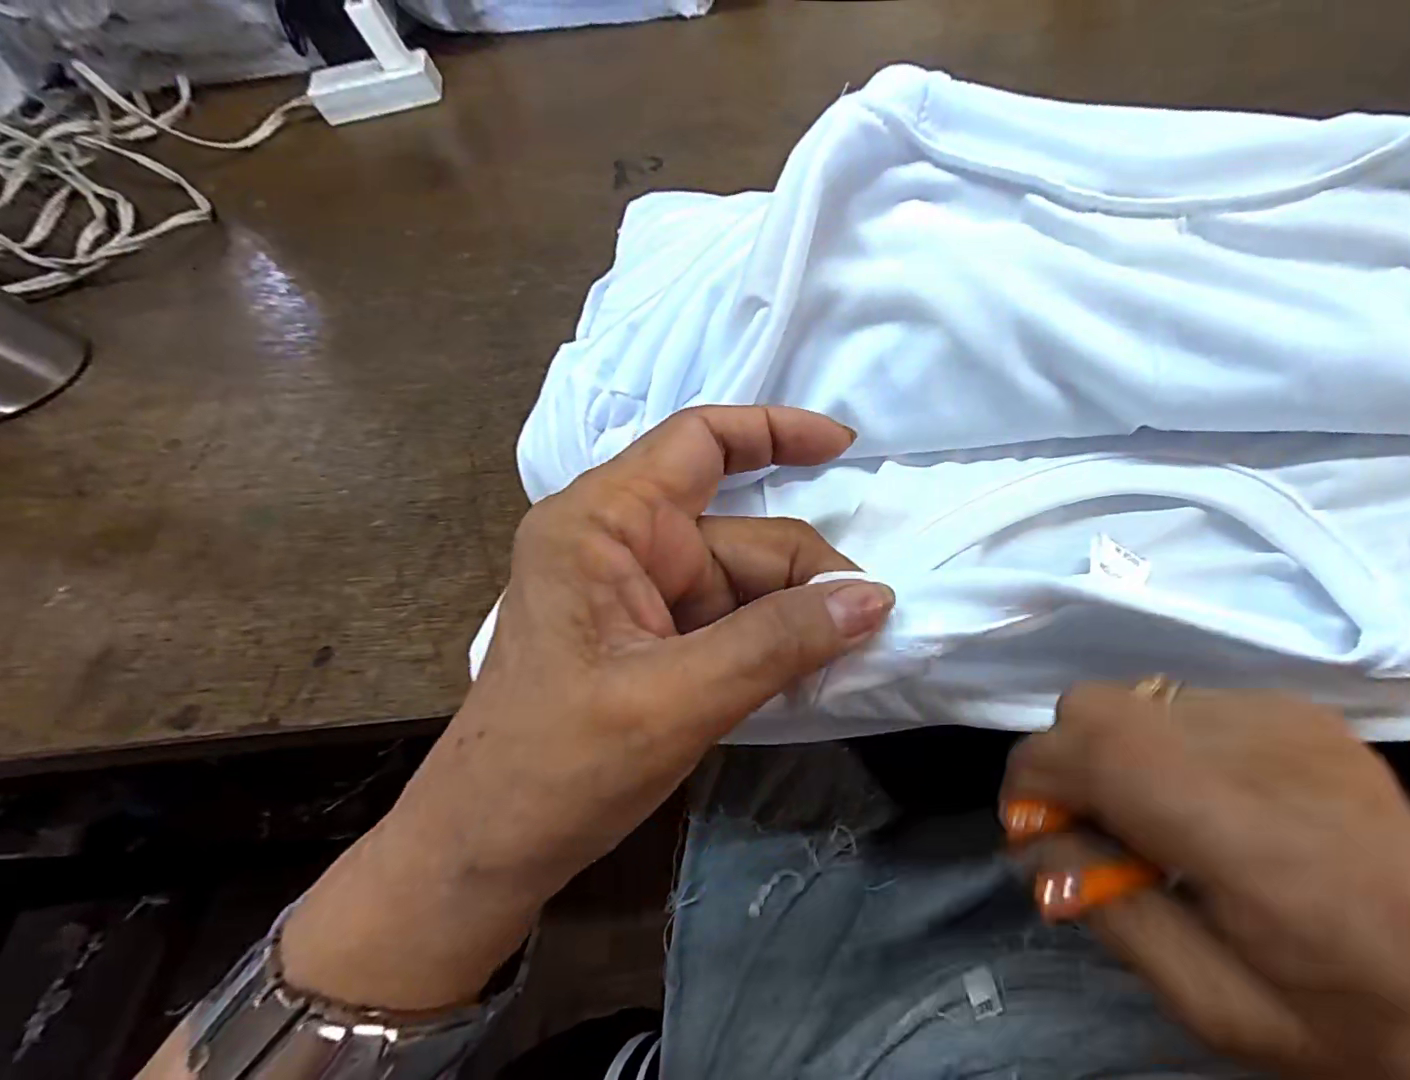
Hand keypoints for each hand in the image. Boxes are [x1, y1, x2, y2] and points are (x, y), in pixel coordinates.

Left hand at [280, 406, 893, 1008]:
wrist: (489, 855)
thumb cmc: (554, 768)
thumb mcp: (676, 699)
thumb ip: (780, 641)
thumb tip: (876, 596)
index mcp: (605, 525)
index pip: (699, 442)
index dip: (776, 430)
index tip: (846, 446)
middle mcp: (629, 545)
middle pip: (749, 533)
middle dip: (808, 578)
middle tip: (866, 626)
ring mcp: (649, 595)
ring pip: (755, 583)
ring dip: (801, 619)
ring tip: (842, 660)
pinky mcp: (665, 638)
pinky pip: (744, 620)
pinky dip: (782, 641)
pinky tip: (813, 670)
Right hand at [1002, 684, 1409, 1079]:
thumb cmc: (1329, 1017)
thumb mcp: (1206, 1005)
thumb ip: (1110, 909)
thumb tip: (1036, 838)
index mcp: (1252, 840)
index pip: (1104, 752)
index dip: (1037, 773)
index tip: (1025, 820)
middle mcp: (1268, 753)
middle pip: (1105, 705)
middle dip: (1068, 757)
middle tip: (1088, 823)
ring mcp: (1289, 718)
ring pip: (1139, 696)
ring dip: (1118, 748)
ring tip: (1155, 813)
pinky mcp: (1301, 708)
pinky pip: (1187, 701)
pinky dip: (1165, 739)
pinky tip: (1204, 794)